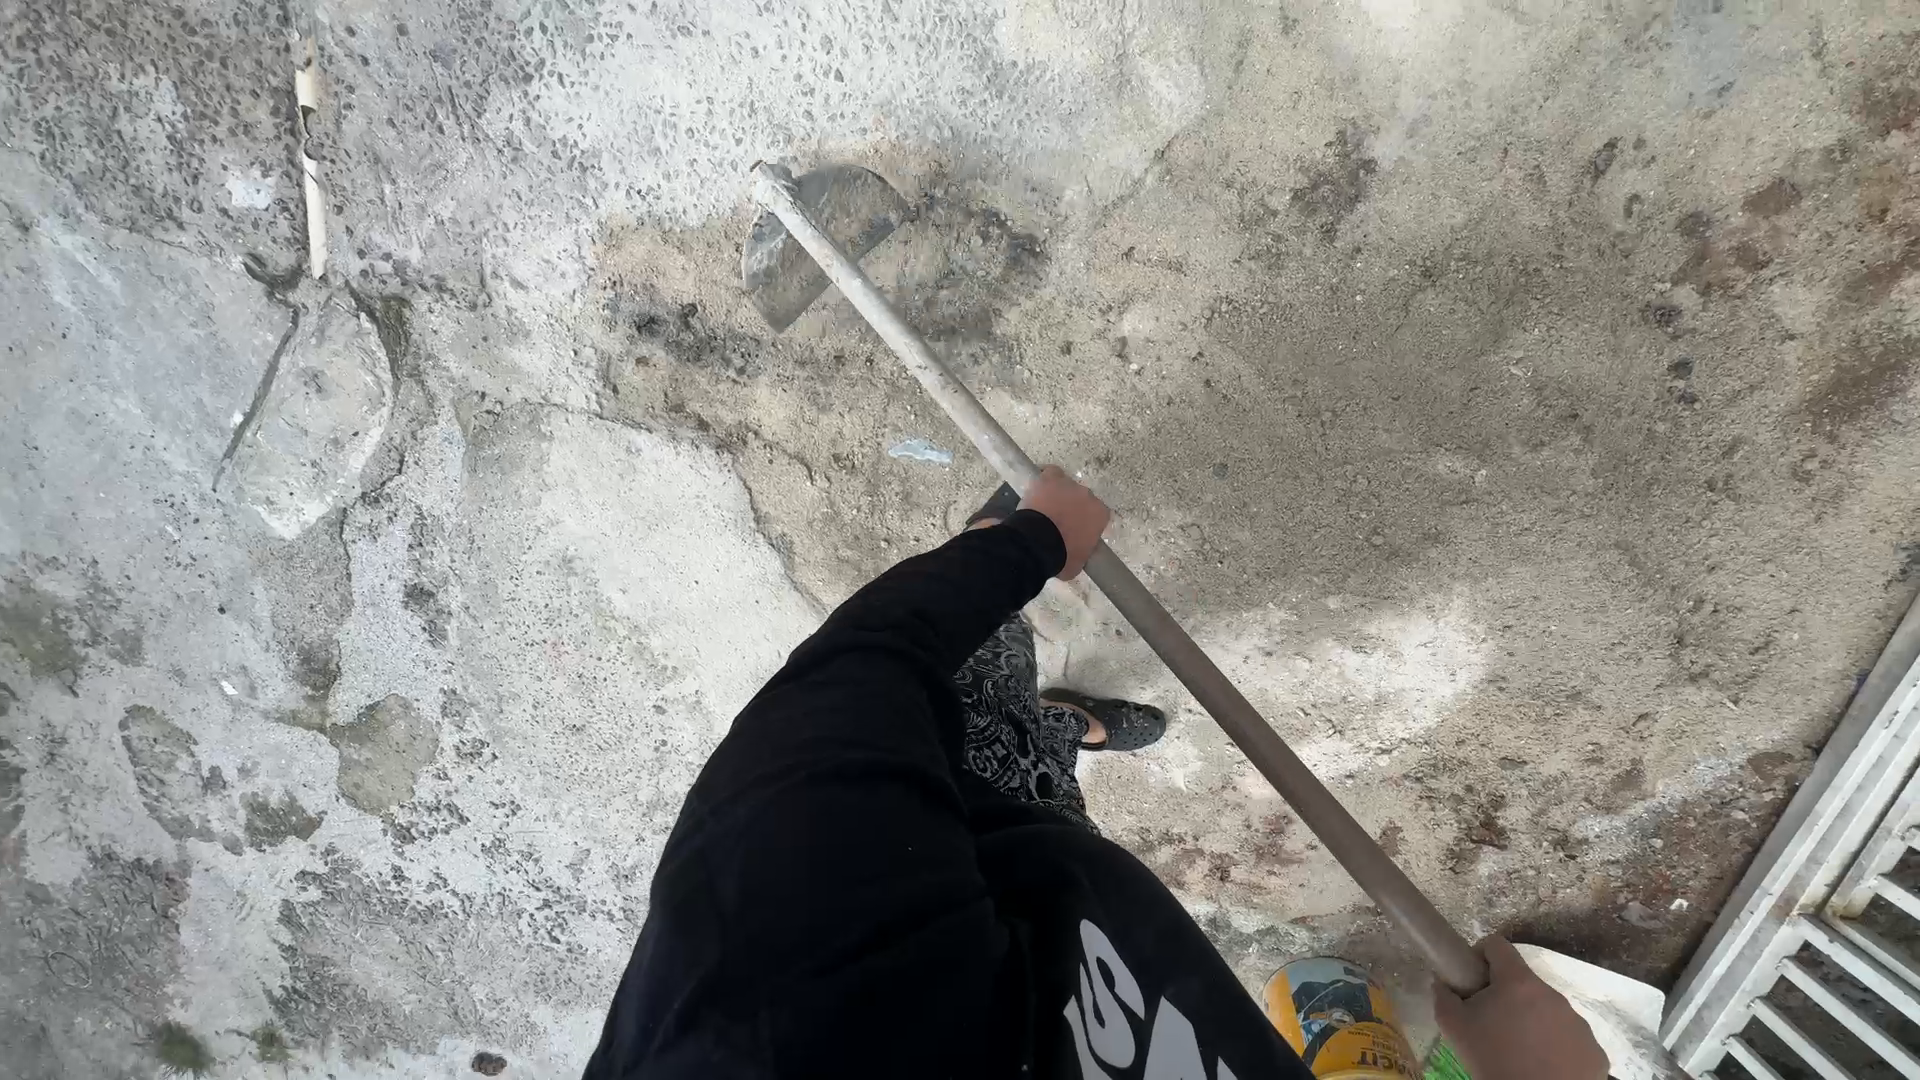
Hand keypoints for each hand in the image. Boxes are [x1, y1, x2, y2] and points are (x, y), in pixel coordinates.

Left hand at [1017, 465, 1109, 579]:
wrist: (1036, 544)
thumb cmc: (1061, 557)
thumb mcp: (1079, 563)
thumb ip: (1083, 551)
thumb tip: (1079, 551)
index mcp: (1100, 515)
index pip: (1097, 515)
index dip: (1085, 523)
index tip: (1075, 532)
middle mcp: (1088, 495)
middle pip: (1081, 499)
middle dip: (1071, 508)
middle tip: (1057, 523)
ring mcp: (1068, 484)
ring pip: (1065, 486)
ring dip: (1058, 495)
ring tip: (1044, 510)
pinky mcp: (1049, 478)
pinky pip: (1050, 473)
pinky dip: (1045, 480)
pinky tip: (1038, 490)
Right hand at [1432, 937, 1607, 1079]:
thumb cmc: (1492, 1059)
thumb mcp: (1452, 1025)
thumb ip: (1444, 994)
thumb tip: (1444, 983)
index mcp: (1519, 983)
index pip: (1498, 945)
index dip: (1481, 954)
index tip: (1473, 977)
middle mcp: (1554, 997)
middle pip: (1525, 982)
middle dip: (1507, 994)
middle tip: (1493, 1020)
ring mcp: (1580, 1026)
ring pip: (1549, 1009)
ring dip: (1534, 1019)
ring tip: (1520, 1047)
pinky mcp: (1597, 1054)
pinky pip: (1571, 1037)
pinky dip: (1557, 1044)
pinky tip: (1544, 1064)